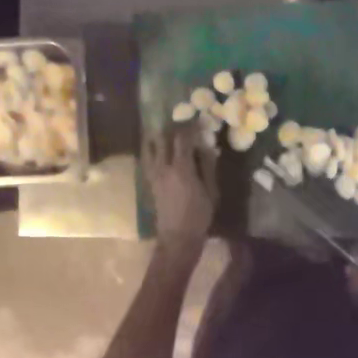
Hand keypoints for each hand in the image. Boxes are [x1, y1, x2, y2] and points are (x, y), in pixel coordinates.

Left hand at [146, 124, 215, 258]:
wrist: (177, 237)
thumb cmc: (199, 215)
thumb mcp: (211, 190)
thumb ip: (207, 166)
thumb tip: (207, 146)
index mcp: (181, 168)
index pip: (182, 138)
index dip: (189, 127)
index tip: (197, 120)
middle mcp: (163, 167)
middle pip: (162, 138)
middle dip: (171, 129)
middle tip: (181, 126)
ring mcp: (153, 174)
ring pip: (149, 147)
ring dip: (157, 137)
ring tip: (166, 134)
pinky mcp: (149, 182)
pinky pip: (147, 159)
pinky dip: (151, 150)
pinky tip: (158, 150)